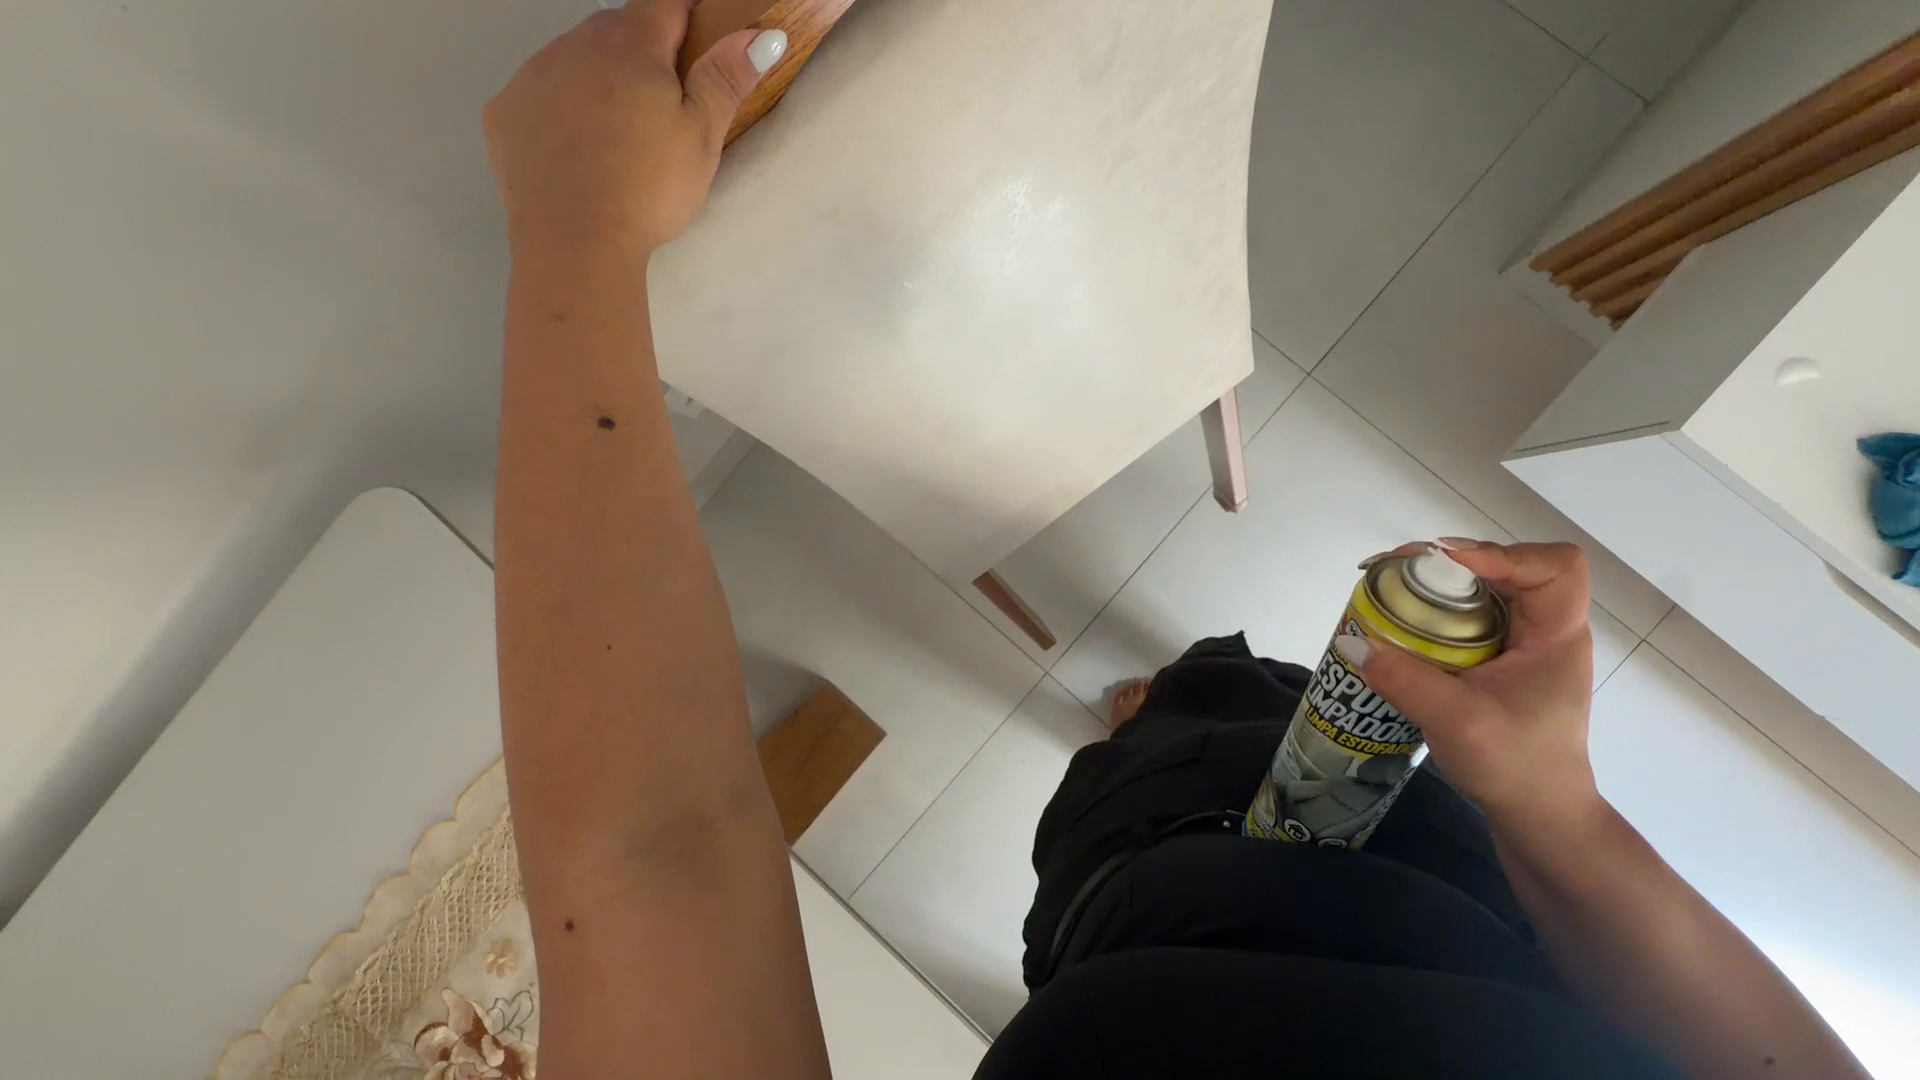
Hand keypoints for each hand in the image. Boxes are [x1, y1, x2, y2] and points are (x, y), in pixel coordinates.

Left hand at [482, 1, 785, 261]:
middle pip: (617, 29)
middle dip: (642, 54)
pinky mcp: (504, 111)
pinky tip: (576, 153)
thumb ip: (725, 79)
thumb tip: (760, 35)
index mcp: (632, 46)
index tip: (699, 46)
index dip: (687, 18)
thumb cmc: (650, 189)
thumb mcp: (702, 138)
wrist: (575, 242)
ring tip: (618, 137)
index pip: (665, 4)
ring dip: (598, 80)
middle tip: (662, 108)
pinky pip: (539, 95)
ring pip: (574, 59)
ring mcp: (532, 75)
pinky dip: (559, 111)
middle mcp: (575, 45)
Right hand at [1342, 540, 1602, 835]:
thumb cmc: (1516, 767)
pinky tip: (1396, 623)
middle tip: (1396, 569)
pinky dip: (1429, 610)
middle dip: (1449, 562)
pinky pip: (1463, 616)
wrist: (1538, 816)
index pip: (1555, 567)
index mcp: (1556, 637)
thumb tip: (1351, 641)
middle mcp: (1542, 630)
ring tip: (1387, 589)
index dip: (1503, 553)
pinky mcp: (1494, 660)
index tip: (1446, 565)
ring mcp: (1518, 644)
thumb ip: (1405, 680)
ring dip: (1433, 584)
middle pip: (1507, 567)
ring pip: (1480, 590)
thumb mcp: (1457, 723)